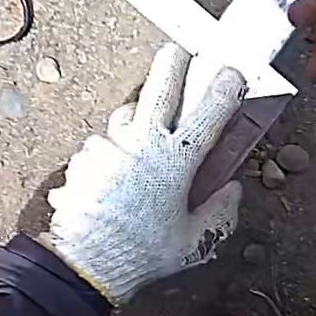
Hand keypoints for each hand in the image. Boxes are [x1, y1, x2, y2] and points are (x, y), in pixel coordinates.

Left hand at [43, 44, 244, 303]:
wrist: (87, 263)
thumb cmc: (142, 254)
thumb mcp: (195, 242)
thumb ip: (220, 212)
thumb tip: (231, 190)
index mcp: (176, 160)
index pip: (209, 111)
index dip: (224, 87)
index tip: (230, 72)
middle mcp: (142, 144)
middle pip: (161, 88)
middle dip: (173, 65)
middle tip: (177, 53)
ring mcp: (109, 147)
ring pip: (126, 115)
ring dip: (137, 117)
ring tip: (142, 134)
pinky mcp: (83, 158)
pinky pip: (101, 144)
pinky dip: (110, 151)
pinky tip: (113, 173)